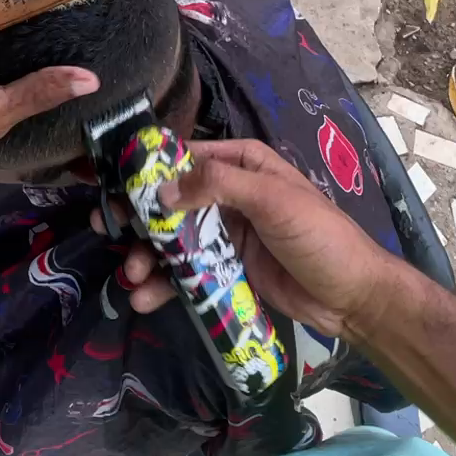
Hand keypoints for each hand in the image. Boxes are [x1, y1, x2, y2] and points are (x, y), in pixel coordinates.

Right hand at [96, 137, 400, 337]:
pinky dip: (165, 283)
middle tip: (102, 227)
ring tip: (131, 276)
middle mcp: (228, 193)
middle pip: (171, 199)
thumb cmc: (318, 234)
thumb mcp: (272, 199)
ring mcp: (225, 233)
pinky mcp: (226, 269)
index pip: (185, 157)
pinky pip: (187, 272)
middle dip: (138, 216)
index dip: (148, 168)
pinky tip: (145, 297)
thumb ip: (219, 184)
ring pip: (173, 238)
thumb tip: (162, 189)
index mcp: (241, 163)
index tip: (112, 183)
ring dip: (147, 255)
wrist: (353, 297)